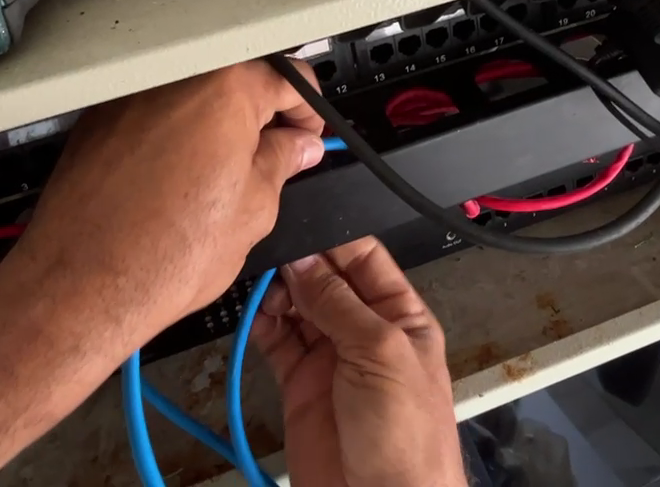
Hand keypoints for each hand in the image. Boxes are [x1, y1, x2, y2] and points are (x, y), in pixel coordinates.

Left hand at [0, 59, 326, 342]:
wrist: (79, 286)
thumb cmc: (159, 254)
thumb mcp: (253, 210)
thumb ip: (282, 162)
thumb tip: (296, 147)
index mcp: (226, 87)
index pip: (290, 78)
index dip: (308, 113)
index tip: (306, 136)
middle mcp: (178, 75)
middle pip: (240, 79)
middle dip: (262, 115)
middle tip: (272, 157)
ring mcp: (134, 93)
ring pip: (195, 95)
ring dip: (217, 123)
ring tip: (219, 175)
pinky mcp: (101, 117)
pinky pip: (155, 111)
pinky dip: (174, 132)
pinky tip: (175, 177)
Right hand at [254, 238, 465, 486]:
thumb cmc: (406, 436)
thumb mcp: (380, 353)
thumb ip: (338, 303)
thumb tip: (303, 258)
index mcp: (398, 313)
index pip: (363, 257)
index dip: (333, 239)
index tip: (301, 223)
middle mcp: (363, 328)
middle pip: (326, 278)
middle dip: (300, 262)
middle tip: (273, 254)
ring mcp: (330, 355)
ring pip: (298, 305)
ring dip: (278, 291)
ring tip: (264, 290)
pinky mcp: (300, 383)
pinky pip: (277, 341)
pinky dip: (262, 325)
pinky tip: (253, 315)